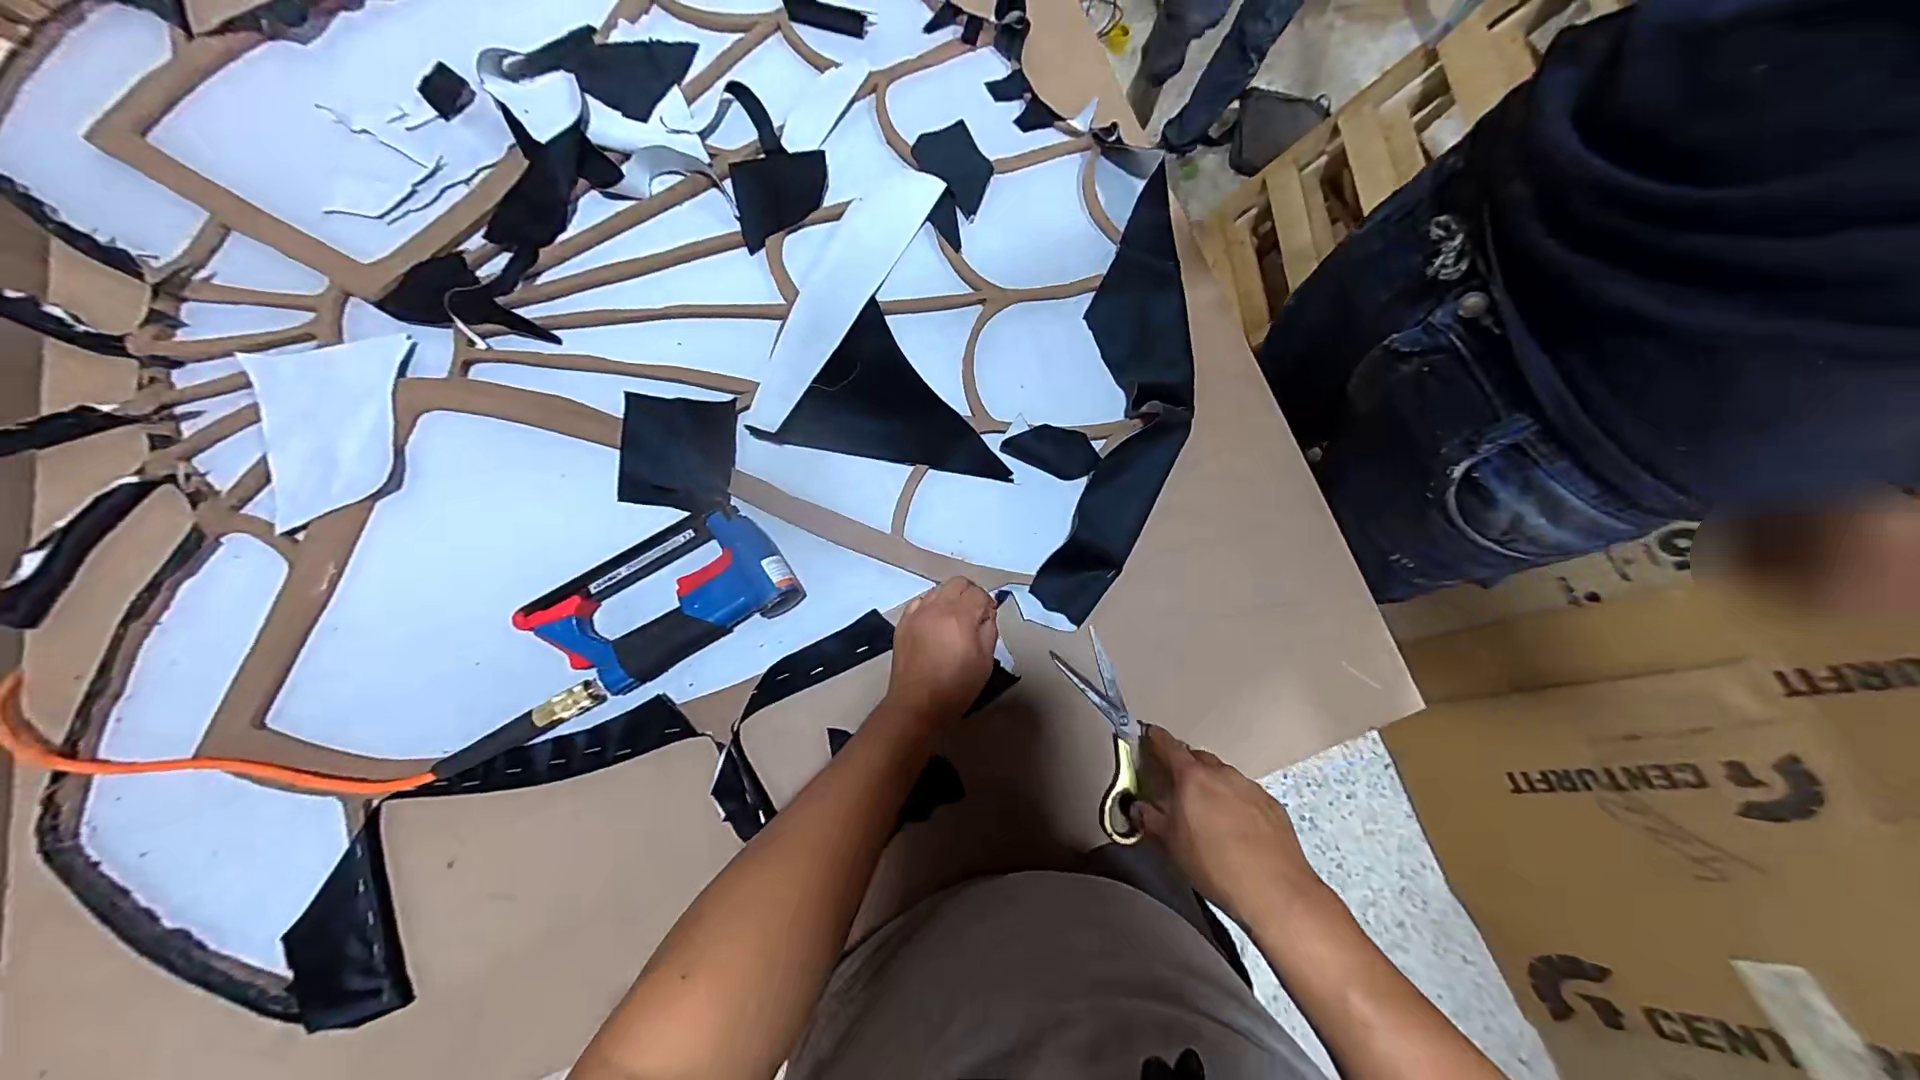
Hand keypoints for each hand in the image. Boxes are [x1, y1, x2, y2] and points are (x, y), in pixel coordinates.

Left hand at [885, 578, 998, 723]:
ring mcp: (916, 614)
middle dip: (970, 594)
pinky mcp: (903, 623)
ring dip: (950, 598)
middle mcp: (936, 609)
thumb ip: (989, 630)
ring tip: (953, 621)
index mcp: (959, 618)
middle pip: (958, 583)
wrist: (917, 704)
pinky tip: (935, 624)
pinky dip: (931, 606)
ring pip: (938, 589)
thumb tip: (986, 613)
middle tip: (974, 615)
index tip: (988, 619)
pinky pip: (920, 601)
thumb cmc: (956, 687)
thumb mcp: (985, 661)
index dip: (987, 604)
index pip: (978, 593)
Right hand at [1133, 725, 1323, 923]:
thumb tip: (1139, 809)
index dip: (1157, 740)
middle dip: (1186, 766)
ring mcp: (1250, 788)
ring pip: (1224, 776)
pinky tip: (1236, 827)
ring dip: (1213, 785)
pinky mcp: (1272, 806)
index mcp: (1192, 778)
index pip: (1169, 747)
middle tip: (1177, 786)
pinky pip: (1247, 794)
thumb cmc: (1216, 866)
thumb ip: (1151, 820)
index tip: (1151, 737)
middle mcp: (1222, 775)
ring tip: (1208, 812)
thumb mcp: (1172, 845)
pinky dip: (1236, 802)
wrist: (1275, 891)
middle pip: (1199, 758)